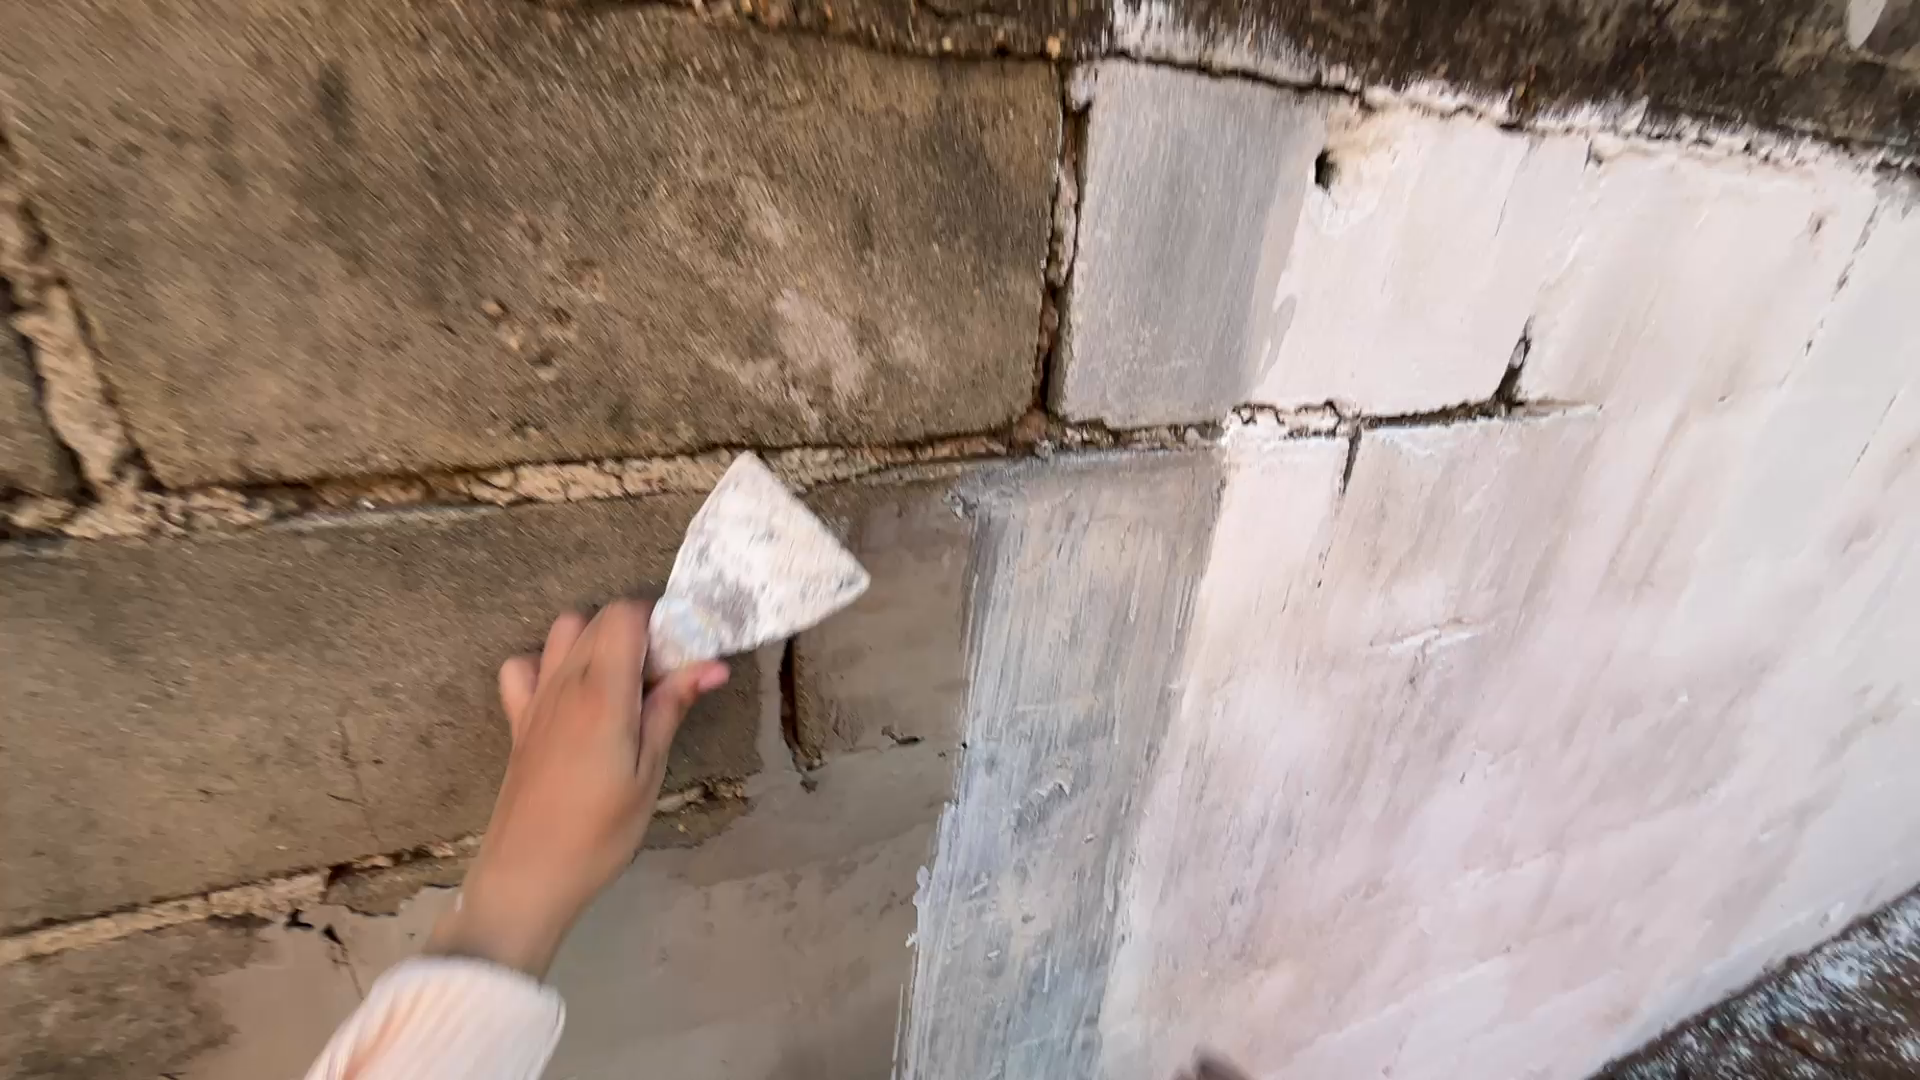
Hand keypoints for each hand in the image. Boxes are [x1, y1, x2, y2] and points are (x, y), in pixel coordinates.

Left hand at [427, 599, 728, 977]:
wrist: (526, 881)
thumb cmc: (599, 832)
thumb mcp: (650, 771)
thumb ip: (673, 707)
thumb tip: (714, 663)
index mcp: (602, 692)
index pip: (625, 614)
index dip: (659, 618)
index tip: (684, 649)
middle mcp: (564, 683)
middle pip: (599, 617)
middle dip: (639, 628)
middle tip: (666, 673)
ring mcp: (534, 700)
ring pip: (562, 631)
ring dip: (596, 637)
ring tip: (623, 678)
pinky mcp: (517, 721)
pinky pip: (523, 666)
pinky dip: (547, 663)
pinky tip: (571, 693)